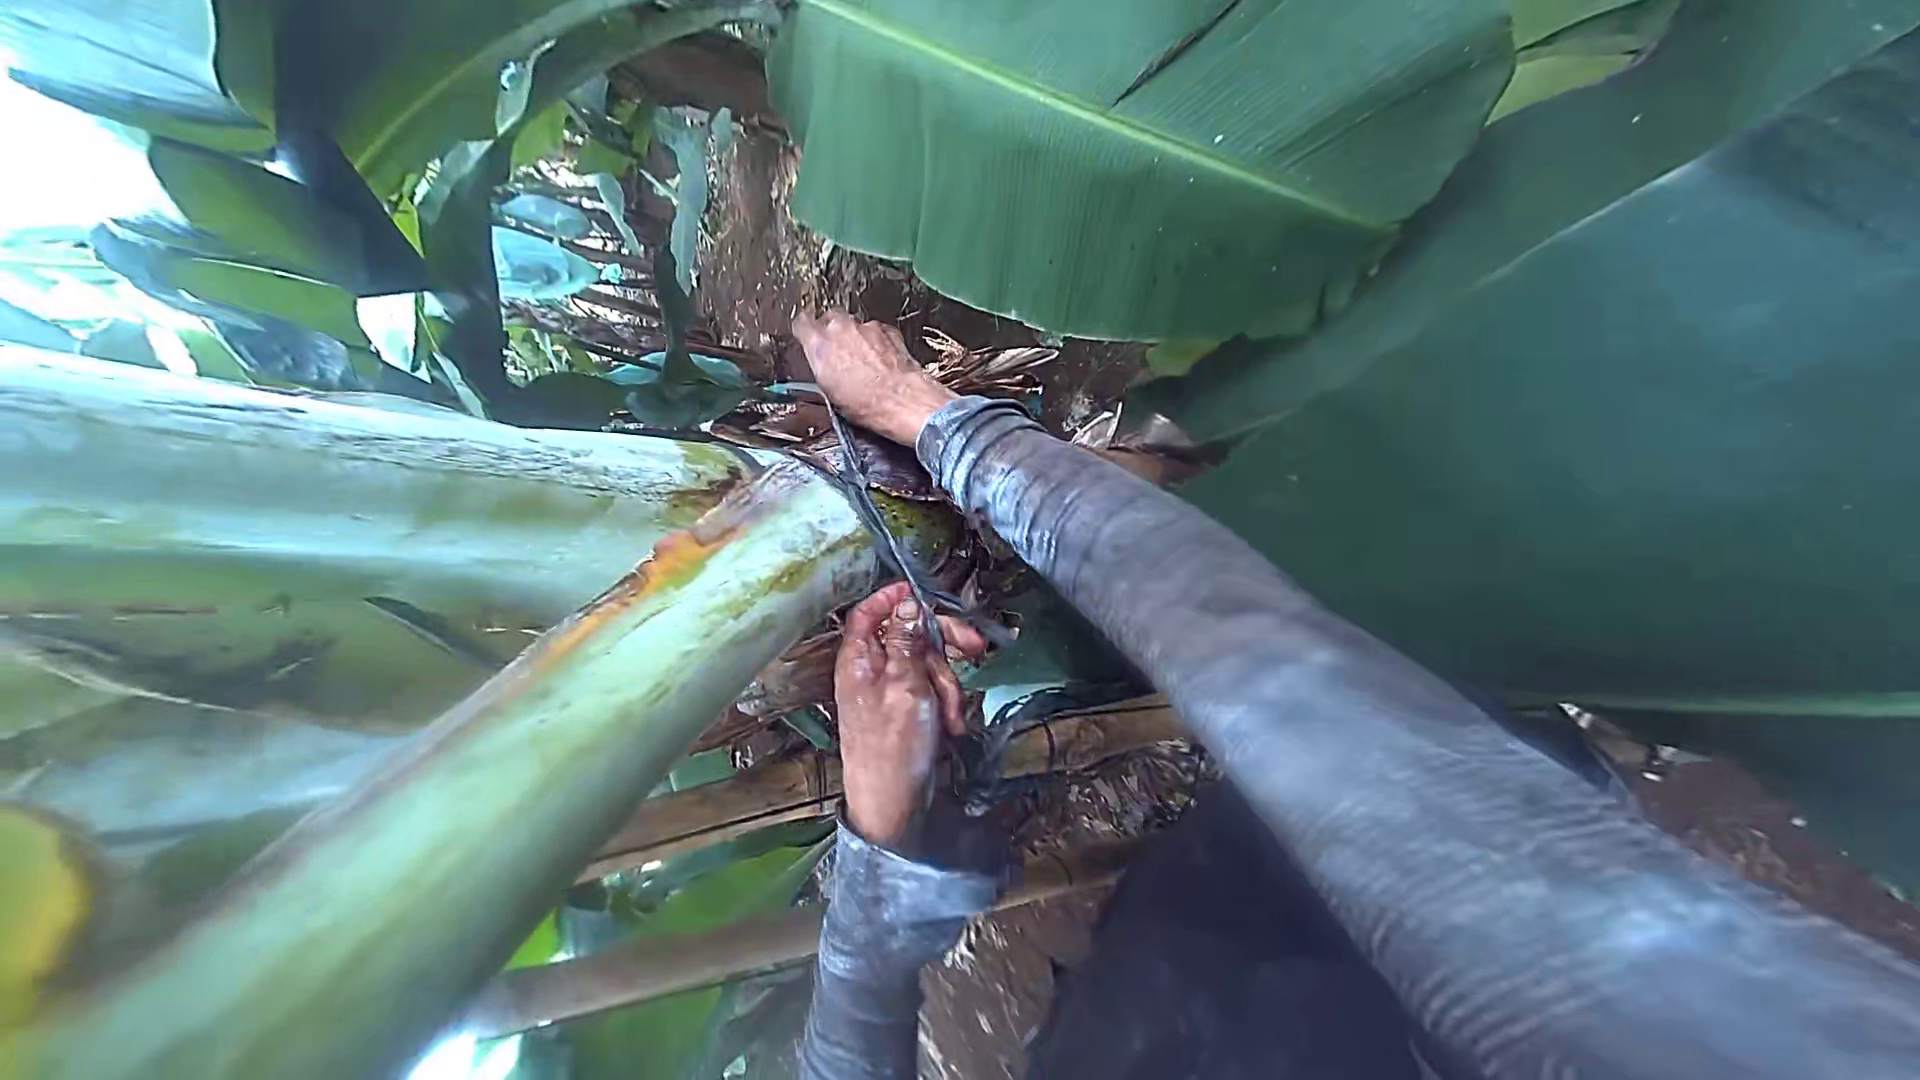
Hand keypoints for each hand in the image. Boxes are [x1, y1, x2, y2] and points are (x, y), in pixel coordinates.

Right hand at [792, 311, 956, 445]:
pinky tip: (881, 363)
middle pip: (830, 320)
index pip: (802, 324)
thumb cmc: (869, 404)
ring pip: (855, 326)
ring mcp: (866, 327)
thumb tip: (821, 365)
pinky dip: (877, 343)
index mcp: (820, 344)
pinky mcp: (888, 330)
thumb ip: (821, 367)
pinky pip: (876, 332)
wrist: (904, 402)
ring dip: (858, 340)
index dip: (806, 332)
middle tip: (840, 356)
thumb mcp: (830, 392)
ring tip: (864, 365)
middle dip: (834, 335)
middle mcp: (842, 329)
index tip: (809, 339)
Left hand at [833, 582, 987, 848]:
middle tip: (974, 646)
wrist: (895, 804)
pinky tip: (952, 721)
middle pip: (909, 634)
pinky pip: (934, 687)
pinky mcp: (910, 707)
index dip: (890, 597)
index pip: (867, 613)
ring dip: (948, 682)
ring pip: (928, 661)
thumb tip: (907, 603)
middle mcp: (873, 670)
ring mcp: (892, 689)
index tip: (918, 591)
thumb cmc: (892, 749)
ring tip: (952, 711)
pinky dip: (947, 701)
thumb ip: (906, 641)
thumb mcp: (904, 686)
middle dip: (943, 642)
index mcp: (859, 660)